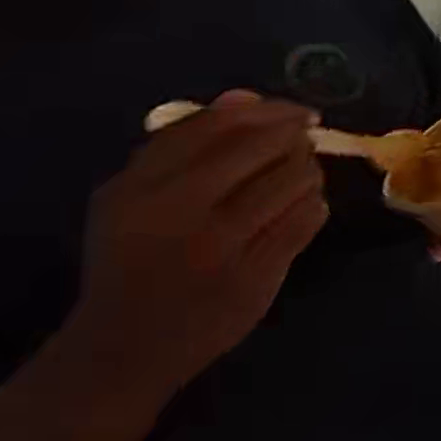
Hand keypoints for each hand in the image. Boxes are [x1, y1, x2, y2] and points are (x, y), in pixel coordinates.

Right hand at [68, 90, 326, 388]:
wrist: (126, 345)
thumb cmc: (135, 261)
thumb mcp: (135, 201)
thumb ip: (189, 146)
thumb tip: (245, 95)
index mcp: (137, 188)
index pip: (218, 126)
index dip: (269, 111)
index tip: (296, 112)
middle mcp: (176, 212)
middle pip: (266, 148)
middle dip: (295, 140)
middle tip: (302, 144)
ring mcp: (221, 244)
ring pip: (296, 181)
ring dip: (309, 174)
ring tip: (296, 181)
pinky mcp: (258, 271)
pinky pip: (308, 219)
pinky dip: (314, 207)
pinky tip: (300, 211)